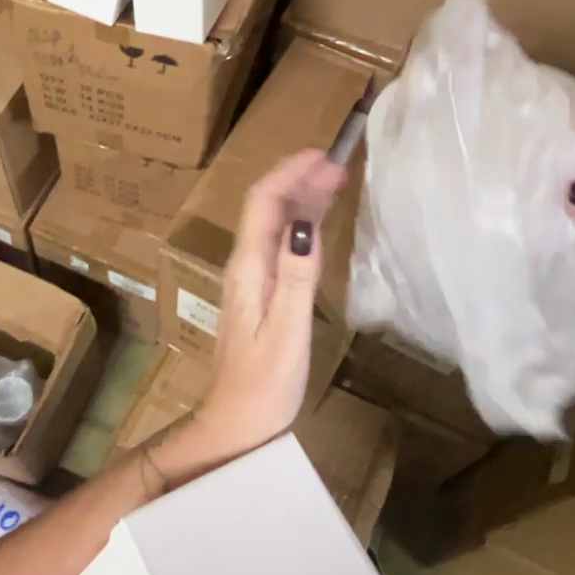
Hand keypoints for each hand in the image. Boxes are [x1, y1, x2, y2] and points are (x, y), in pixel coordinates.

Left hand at [152, 151, 345, 483]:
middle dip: (298, 178)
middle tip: (338, 161)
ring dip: (300, 198)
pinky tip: (317, 223)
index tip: (321, 154)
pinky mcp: (261, 293)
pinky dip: (300, 224)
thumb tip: (305, 225)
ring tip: (334, 179)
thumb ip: (295, 279)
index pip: (263, 205)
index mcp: (248, 269)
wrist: (237, 420)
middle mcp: (245, 266)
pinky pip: (279, 245)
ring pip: (274, 224)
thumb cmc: (264, 384)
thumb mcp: (286, 333)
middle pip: (267, 208)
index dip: (289, 174)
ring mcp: (251, 279)